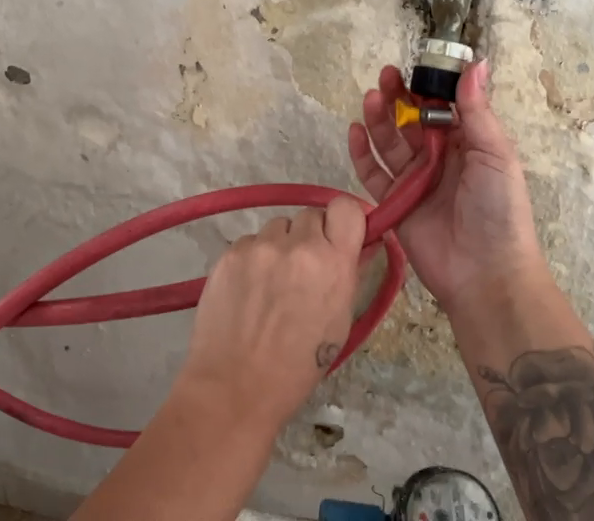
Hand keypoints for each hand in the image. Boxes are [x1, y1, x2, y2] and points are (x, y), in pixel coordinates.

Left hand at [176, 197, 366, 429]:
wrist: (235, 386)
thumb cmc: (298, 366)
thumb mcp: (340, 323)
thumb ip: (351, 275)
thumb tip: (364, 244)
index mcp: (332, 262)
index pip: (346, 207)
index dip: (343, 220)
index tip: (339, 237)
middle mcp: (297, 245)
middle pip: (310, 216)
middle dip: (310, 237)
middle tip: (303, 271)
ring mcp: (259, 246)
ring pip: (277, 227)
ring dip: (280, 246)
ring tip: (271, 285)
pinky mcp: (229, 253)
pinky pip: (249, 242)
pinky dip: (252, 258)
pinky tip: (248, 290)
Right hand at [348, 61, 548, 316]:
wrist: (486, 273)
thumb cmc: (498, 209)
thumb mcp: (495, 155)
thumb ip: (477, 110)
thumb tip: (475, 62)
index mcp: (468, 144)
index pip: (443, 107)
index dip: (428, 87)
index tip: (415, 66)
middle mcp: (439, 158)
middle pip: (412, 121)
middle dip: (398, 97)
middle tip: (386, 75)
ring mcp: (415, 180)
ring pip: (390, 141)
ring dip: (379, 118)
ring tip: (371, 96)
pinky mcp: (395, 202)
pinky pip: (373, 173)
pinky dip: (362, 152)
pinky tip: (355, 130)